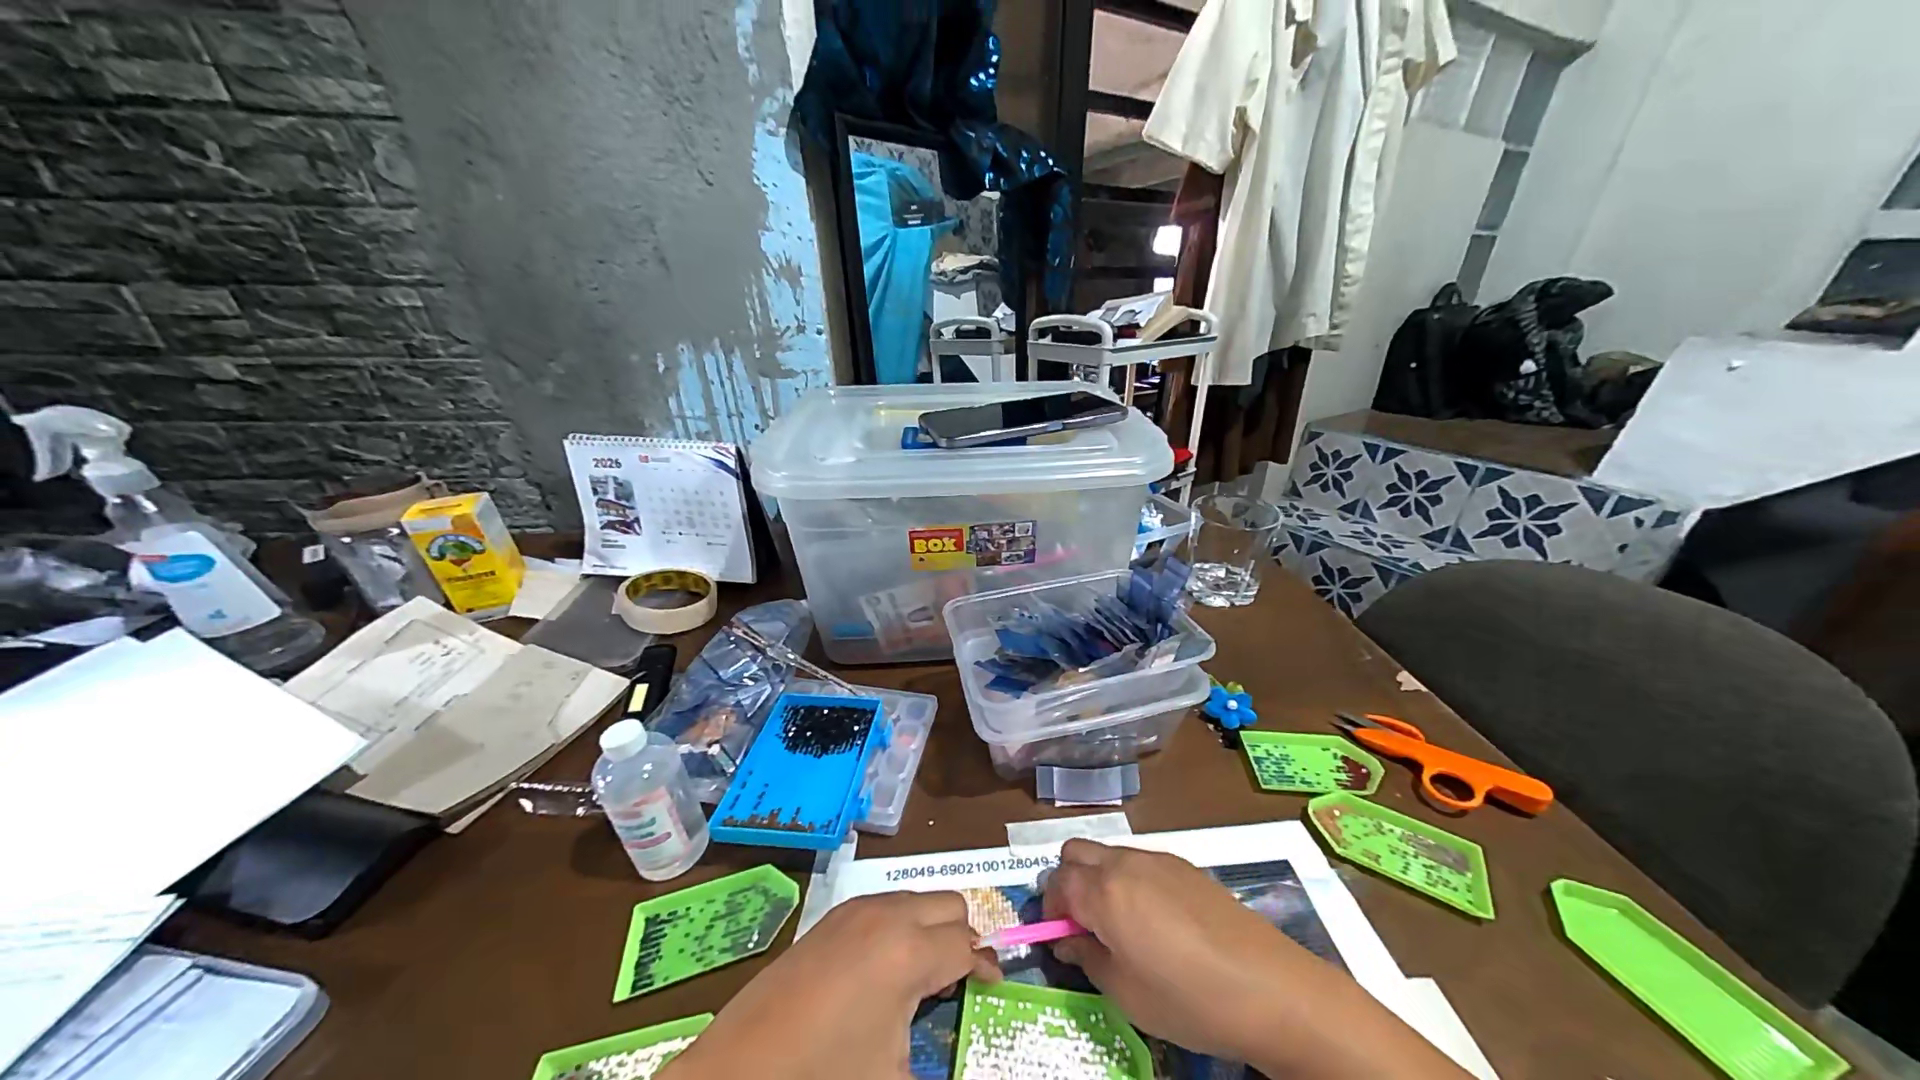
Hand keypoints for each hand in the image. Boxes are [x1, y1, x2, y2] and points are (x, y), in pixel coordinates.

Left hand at [661, 891, 999, 1079]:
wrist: (741, 1069)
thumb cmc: (827, 1074)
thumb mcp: (896, 1075)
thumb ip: (937, 1045)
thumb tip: (957, 1028)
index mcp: (910, 951)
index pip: (968, 944)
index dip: (986, 967)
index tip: (991, 986)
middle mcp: (888, 914)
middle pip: (951, 904)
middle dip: (963, 937)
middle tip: (957, 979)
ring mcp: (857, 909)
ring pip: (918, 898)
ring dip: (932, 927)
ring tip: (922, 976)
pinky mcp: (833, 915)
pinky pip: (886, 903)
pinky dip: (901, 925)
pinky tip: (884, 968)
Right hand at [1044, 839, 1467, 1078]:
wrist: (1272, 989)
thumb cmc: (1189, 999)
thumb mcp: (1125, 993)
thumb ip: (1086, 957)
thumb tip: (1067, 939)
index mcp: (1103, 891)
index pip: (1054, 883)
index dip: (1050, 911)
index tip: (1062, 940)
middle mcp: (1125, 863)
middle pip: (1075, 852)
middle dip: (1069, 883)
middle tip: (1086, 924)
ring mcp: (1158, 859)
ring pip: (1108, 853)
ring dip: (1100, 879)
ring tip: (1124, 926)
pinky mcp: (1186, 865)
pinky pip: (1140, 861)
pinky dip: (1131, 879)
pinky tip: (1159, 921)